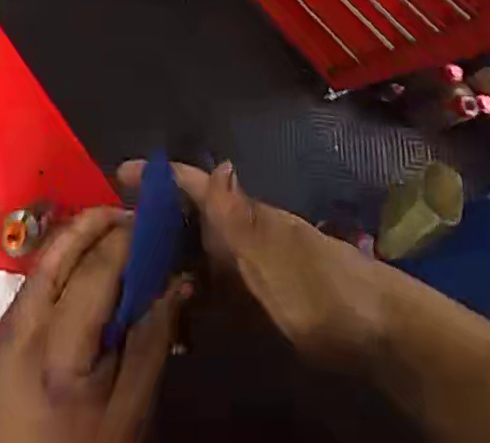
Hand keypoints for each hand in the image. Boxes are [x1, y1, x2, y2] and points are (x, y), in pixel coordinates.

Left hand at [0, 207, 189, 442]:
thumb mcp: (130, 409)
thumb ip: (153, 339)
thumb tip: (180, 279)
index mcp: (57, 348)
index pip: (98, 266)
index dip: (131, 236)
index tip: (162, 223)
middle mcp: (23, 324)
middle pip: (62, 248)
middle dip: (103, 221)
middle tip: (141, 218)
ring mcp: (7, 325)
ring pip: (46, 255)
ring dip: (83, 234)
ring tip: (122, 233)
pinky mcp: (3, 330)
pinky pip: (38, 274)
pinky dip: (67, 256)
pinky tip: (92, 263)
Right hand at [116, 159, 381, 364]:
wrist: (376, 327)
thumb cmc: (320, 289)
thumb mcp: (274, 255)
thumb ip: (240, 217)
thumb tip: (219, 163)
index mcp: (248, 218)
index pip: (197, 185)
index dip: (162, 177)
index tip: (121, 171)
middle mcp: (249, 233)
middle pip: (195, 217)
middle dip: (157, 218)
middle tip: (113, 233)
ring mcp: (258, 263)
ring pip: (204, 252)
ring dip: (172, 256)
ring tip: (131, 272)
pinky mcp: (264, 293)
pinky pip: (217, 285)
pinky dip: (194, 291)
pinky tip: (177, 310)